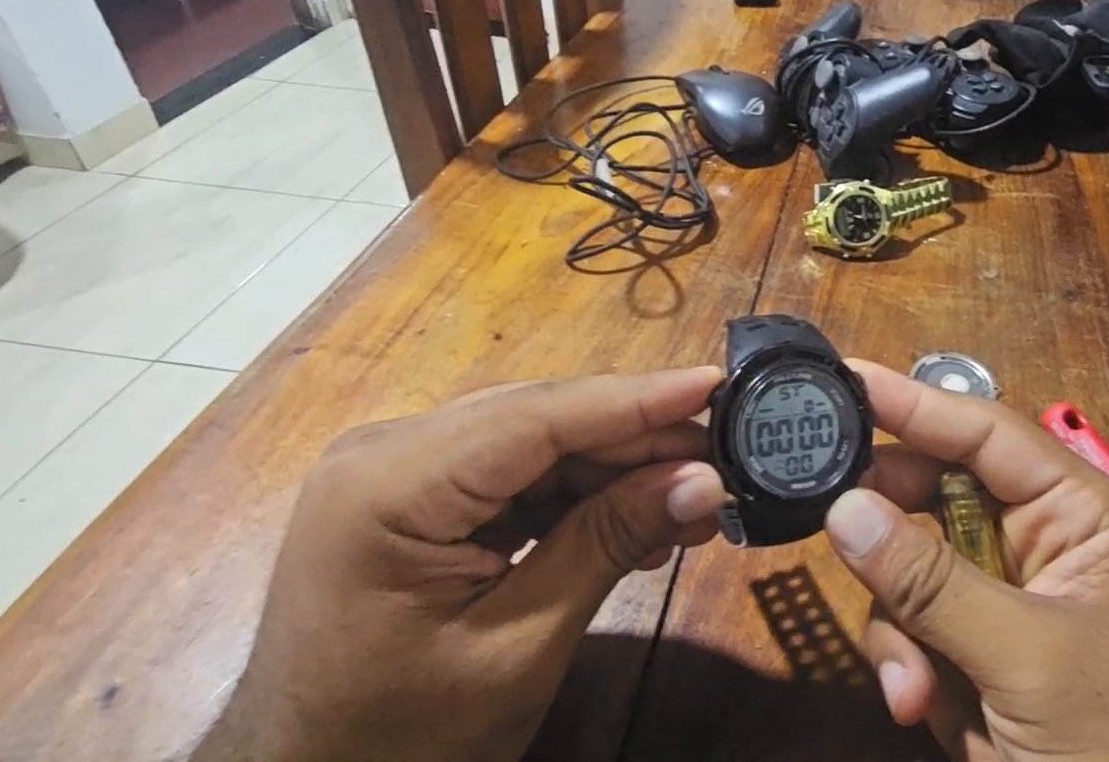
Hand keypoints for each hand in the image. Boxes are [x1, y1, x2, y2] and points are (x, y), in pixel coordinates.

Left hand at [192, 369, 730, 761]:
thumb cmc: (401, 746)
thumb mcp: (519, 647)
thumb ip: (608, 544)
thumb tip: (705, 480)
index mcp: (390, 484)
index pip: (537, 416)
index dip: (635, 400)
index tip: (714, 383)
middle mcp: (388, 451)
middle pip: (540, 420)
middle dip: (634, 440)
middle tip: (720, 459)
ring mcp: (398, 470)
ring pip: (535, 442)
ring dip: (614, 471)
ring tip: (692, 503)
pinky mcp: (416, 495)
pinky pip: (514, 475)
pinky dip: (577, 497)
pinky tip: (634, 523)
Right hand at [827, 360, 1108, 760]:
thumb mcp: (1031, 662)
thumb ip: (933, 584)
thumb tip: (845, 506)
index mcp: (1078, 514)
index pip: (986, 435)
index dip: (916, 403)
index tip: (846, 376)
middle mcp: (1038, 543)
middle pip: (935, 499)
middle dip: (895, 541)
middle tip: (837, 534)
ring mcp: (1006, 602)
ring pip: (914, 571)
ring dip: (902, 629)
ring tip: (915, 693)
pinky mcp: (981, 656)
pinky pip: (917, 631)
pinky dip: (911, 670)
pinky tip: (929, 715)